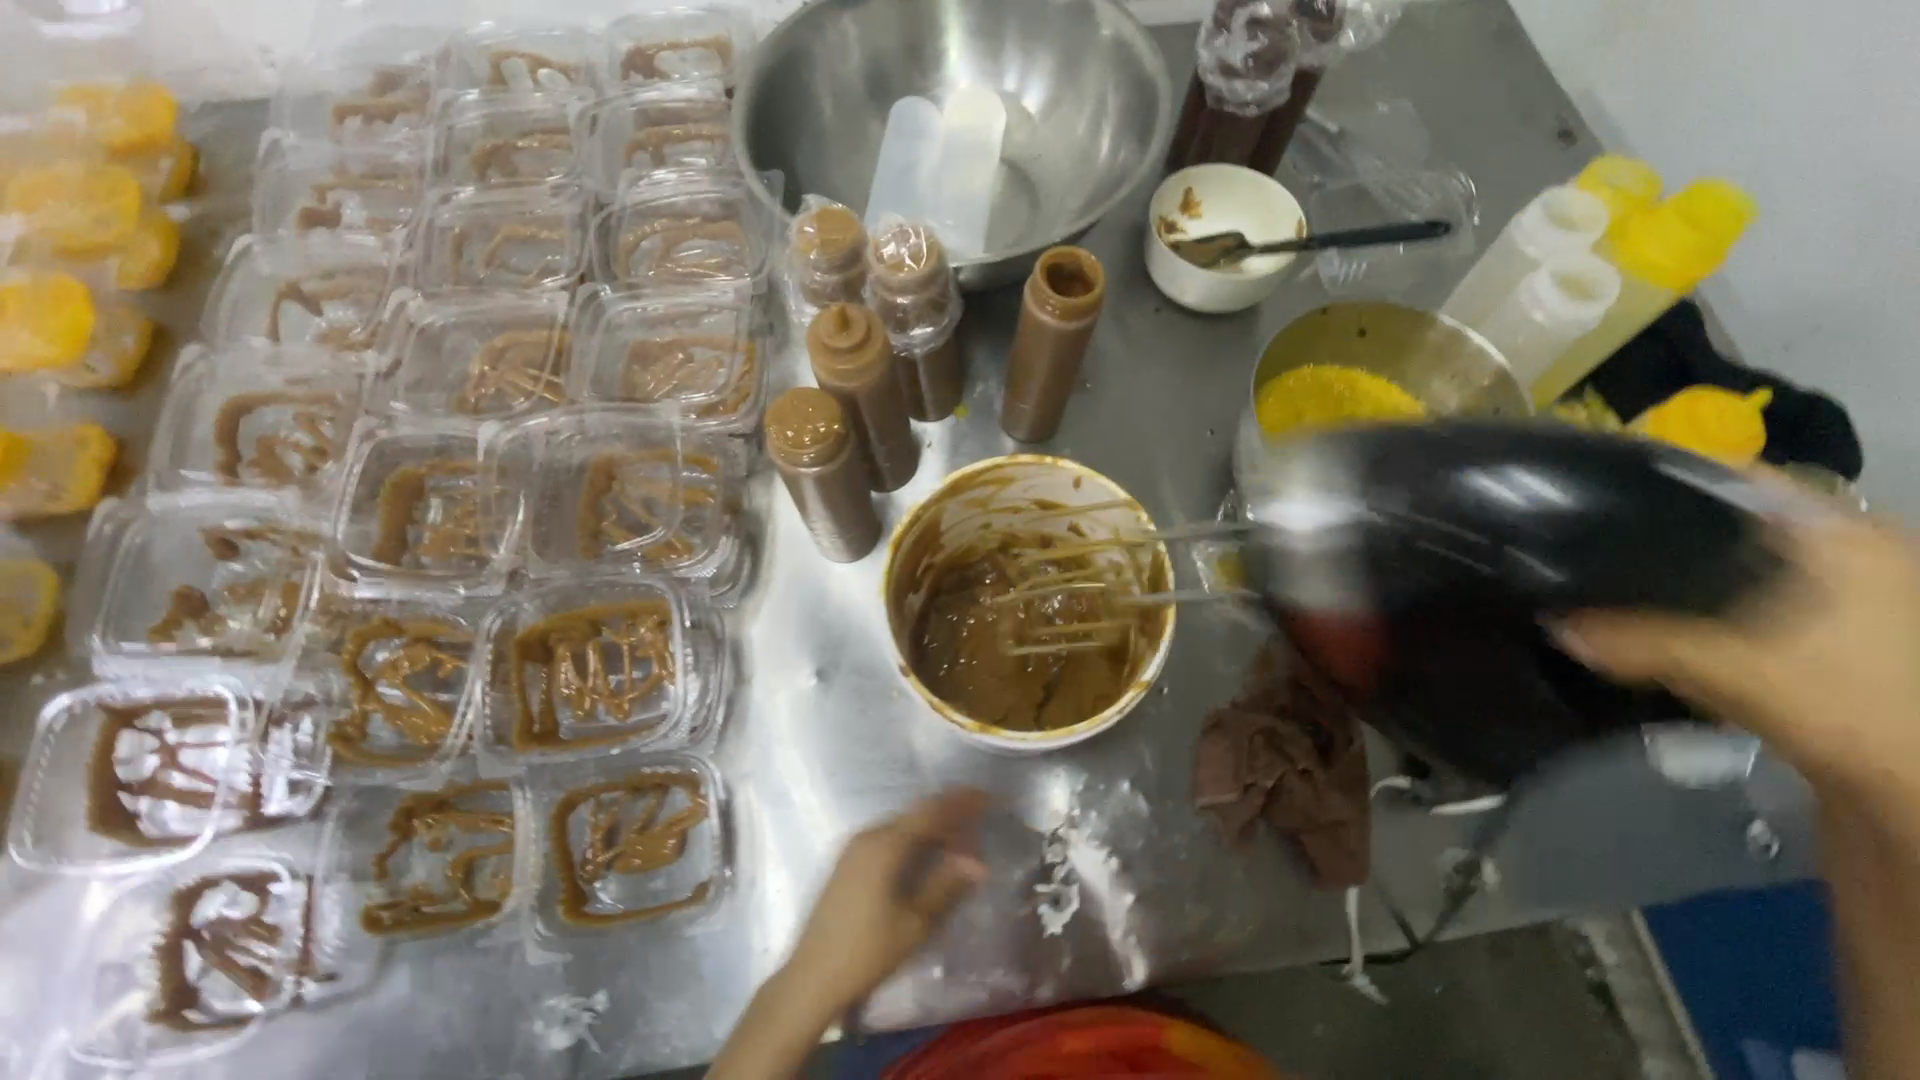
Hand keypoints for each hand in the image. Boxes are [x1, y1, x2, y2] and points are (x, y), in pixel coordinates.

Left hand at [781, 788, 989, 1014]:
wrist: (812, 977)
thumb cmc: (868, 951)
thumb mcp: (915, 922)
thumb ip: (946, 885)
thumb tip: (978, 862)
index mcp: (886, 845)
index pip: (931, 811)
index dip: (960, 801)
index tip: (986, 797)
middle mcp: (867, 836)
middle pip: (915, 815)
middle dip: (947, 817)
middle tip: (975, 828)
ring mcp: (852, 849)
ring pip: (900, 827)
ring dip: (929, 830)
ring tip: (956, 844)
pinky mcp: (845, 865)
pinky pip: (886, 839)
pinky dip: (910, 841)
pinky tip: (923, 860)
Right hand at [1559, 515, 1919, 795]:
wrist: (1914, 782)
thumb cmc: (1846, 704)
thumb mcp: (1731, 669)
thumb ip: (1638, 644)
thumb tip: (1556, 627)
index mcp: (1840, 535)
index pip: (1739, 479)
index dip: (1667, 477)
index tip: (1600, 488)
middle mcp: (1849, 551)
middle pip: (1734, 521)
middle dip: (1664, 530)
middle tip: (1593, 536)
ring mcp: (1848, 594)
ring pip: (1740, 564)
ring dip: (1684, 573)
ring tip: (1613, 576)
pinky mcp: (1833, 634)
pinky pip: (1749, 600)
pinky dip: (1705, 606)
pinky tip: (1660, 619)